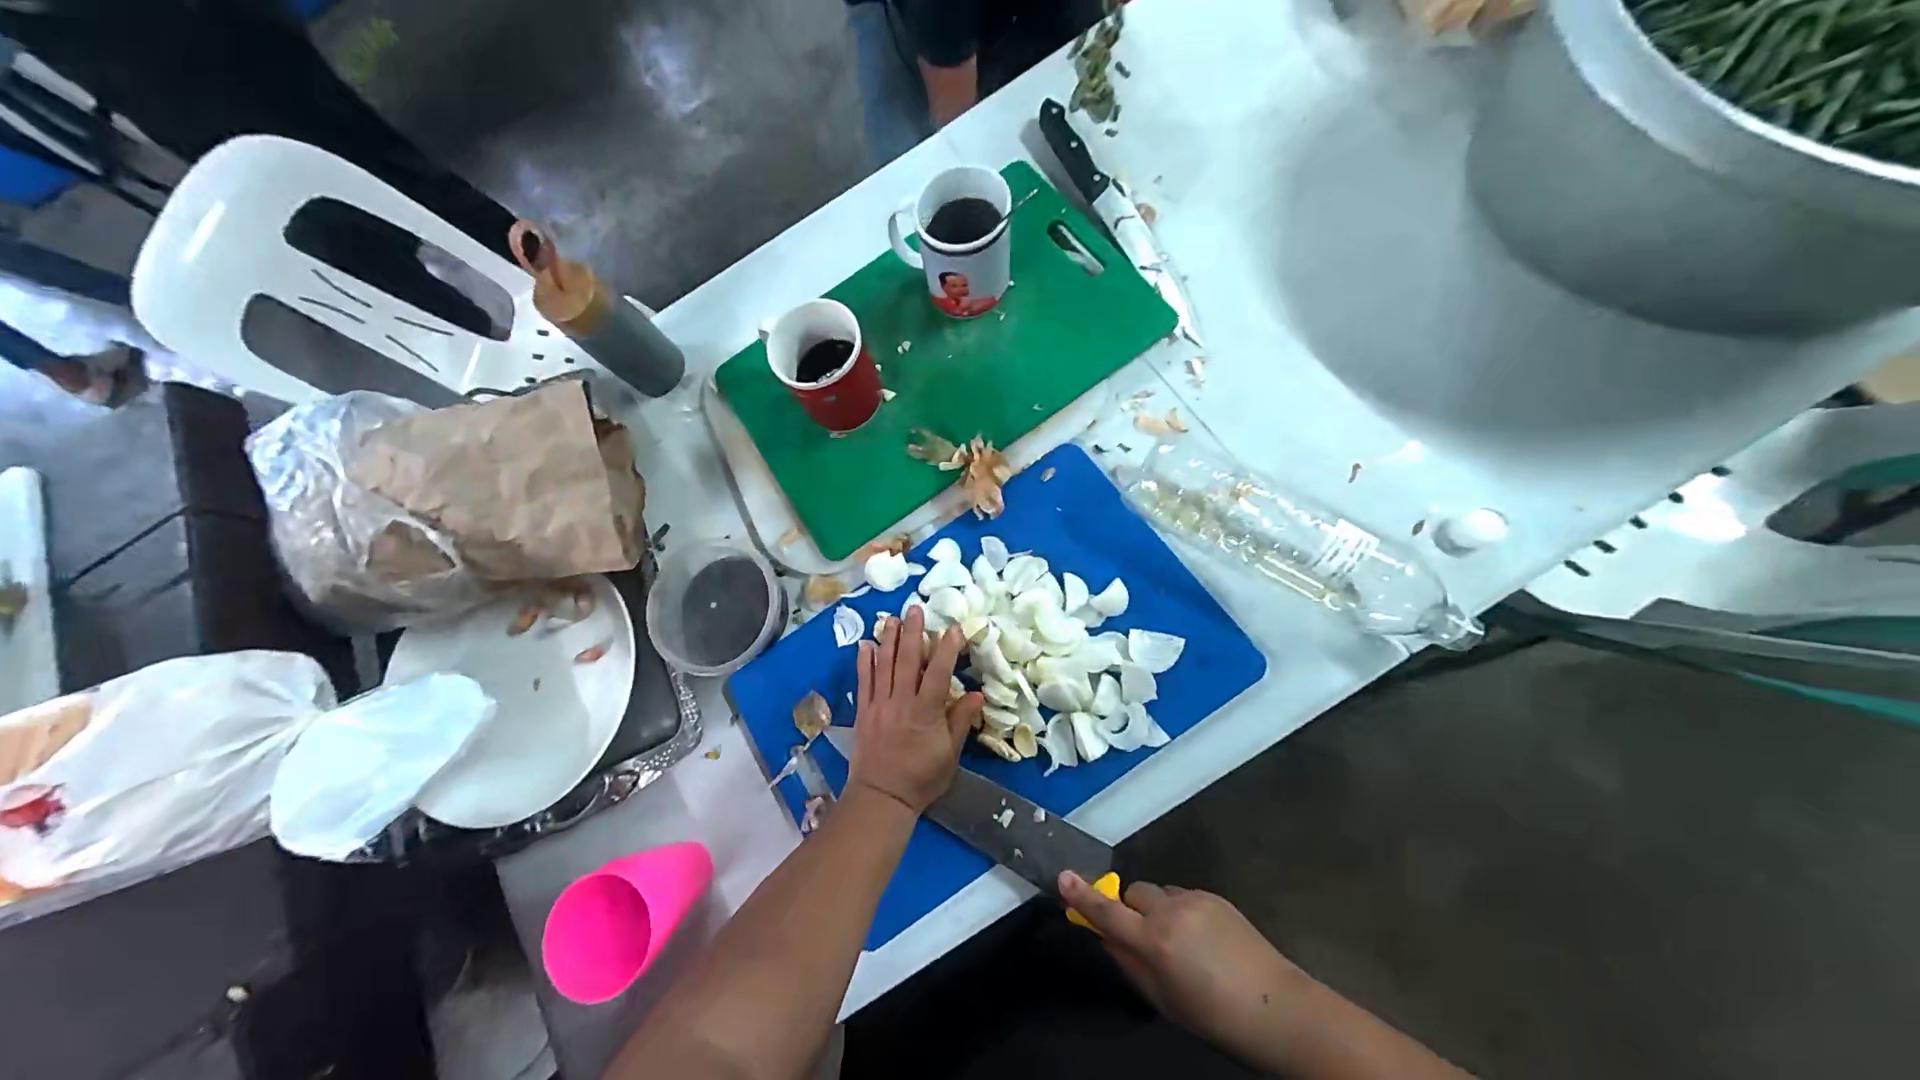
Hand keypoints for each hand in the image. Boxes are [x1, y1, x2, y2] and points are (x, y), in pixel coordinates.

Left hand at [848, 606, 983, 813]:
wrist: (881, 797)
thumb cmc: (921, 778)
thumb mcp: (950, 754)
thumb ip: (960, 721)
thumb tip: (978, 694)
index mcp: (925, 713)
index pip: (938, 674)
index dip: (947, 650)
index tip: (954, 628)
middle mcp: (900, 703)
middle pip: (907, 661)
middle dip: (913, 633)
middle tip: (916, 609)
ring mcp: (879, 705)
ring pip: (884, 666)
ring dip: (889, 640)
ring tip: (893, 618)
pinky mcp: (863, 712)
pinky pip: (863, 682)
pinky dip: (865, 662)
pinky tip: (866, 644)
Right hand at [1059, 873, 1307, 1048]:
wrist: (1278, 1007)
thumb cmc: (1214, 1016)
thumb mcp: (1163, 1000)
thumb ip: (1128, 964)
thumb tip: (1105, 937)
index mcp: (1155, 942)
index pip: (1107, 913)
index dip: (1082, 896)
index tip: (1062, 877)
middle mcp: (1170, 912)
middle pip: (1133, 893)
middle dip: (1130, 908)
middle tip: (1142, 936)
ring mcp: (1195, 899)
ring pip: (1159, 893)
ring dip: (1157, 909)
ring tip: (1181, 941)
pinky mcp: (1215, 895)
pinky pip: (1183, 896)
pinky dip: (1181, 911)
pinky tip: (1202, 939)